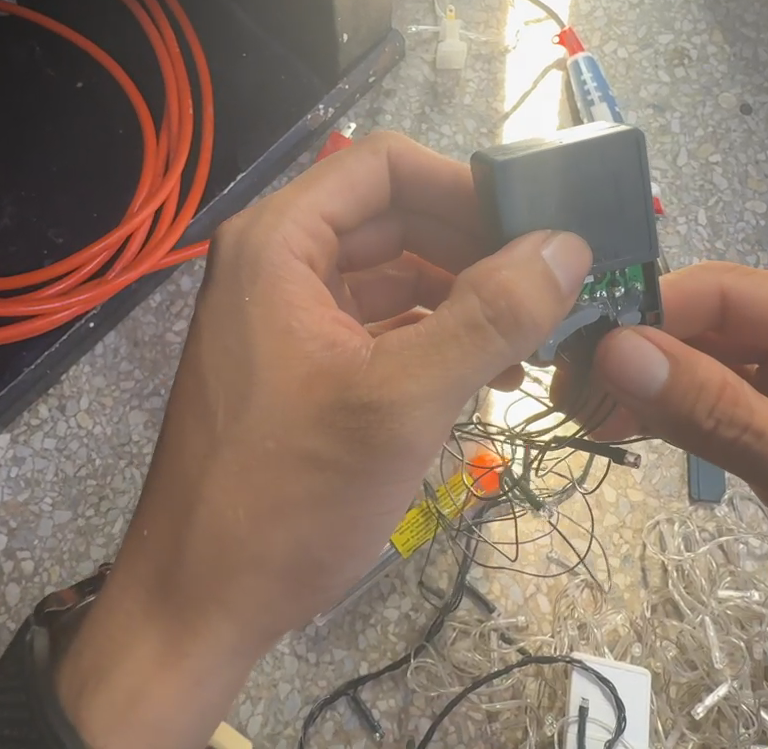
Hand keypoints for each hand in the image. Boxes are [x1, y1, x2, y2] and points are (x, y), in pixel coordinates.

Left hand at [56, 133, 591, 748]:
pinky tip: (491, 369)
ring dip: (463, 292)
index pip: (384, 165)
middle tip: (551, 285)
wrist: (199, 602)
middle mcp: (279, 260)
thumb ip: (488, 315)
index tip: (535, 227)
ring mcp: (289, 312)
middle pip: (393, 216)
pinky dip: (436, 333)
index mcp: (280, 242)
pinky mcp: (304, 360)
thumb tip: (567, 247)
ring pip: (393, 270)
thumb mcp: (400, 402)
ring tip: (534, 334)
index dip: (463, 183)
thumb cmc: (288, 495)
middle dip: (474, 244)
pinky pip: (381, 321)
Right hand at [588, 263, 767, 748]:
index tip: (573, 352)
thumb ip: (722, 414)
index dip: (648, 312)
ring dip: (662, 391)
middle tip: (572, 400)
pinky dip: (691, 423)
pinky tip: (643, 434)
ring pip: (727, 370)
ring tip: (594, 421)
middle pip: (726, 327)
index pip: (736, 293)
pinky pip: (744, 413)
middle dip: (646, 356)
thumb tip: (614, 348)